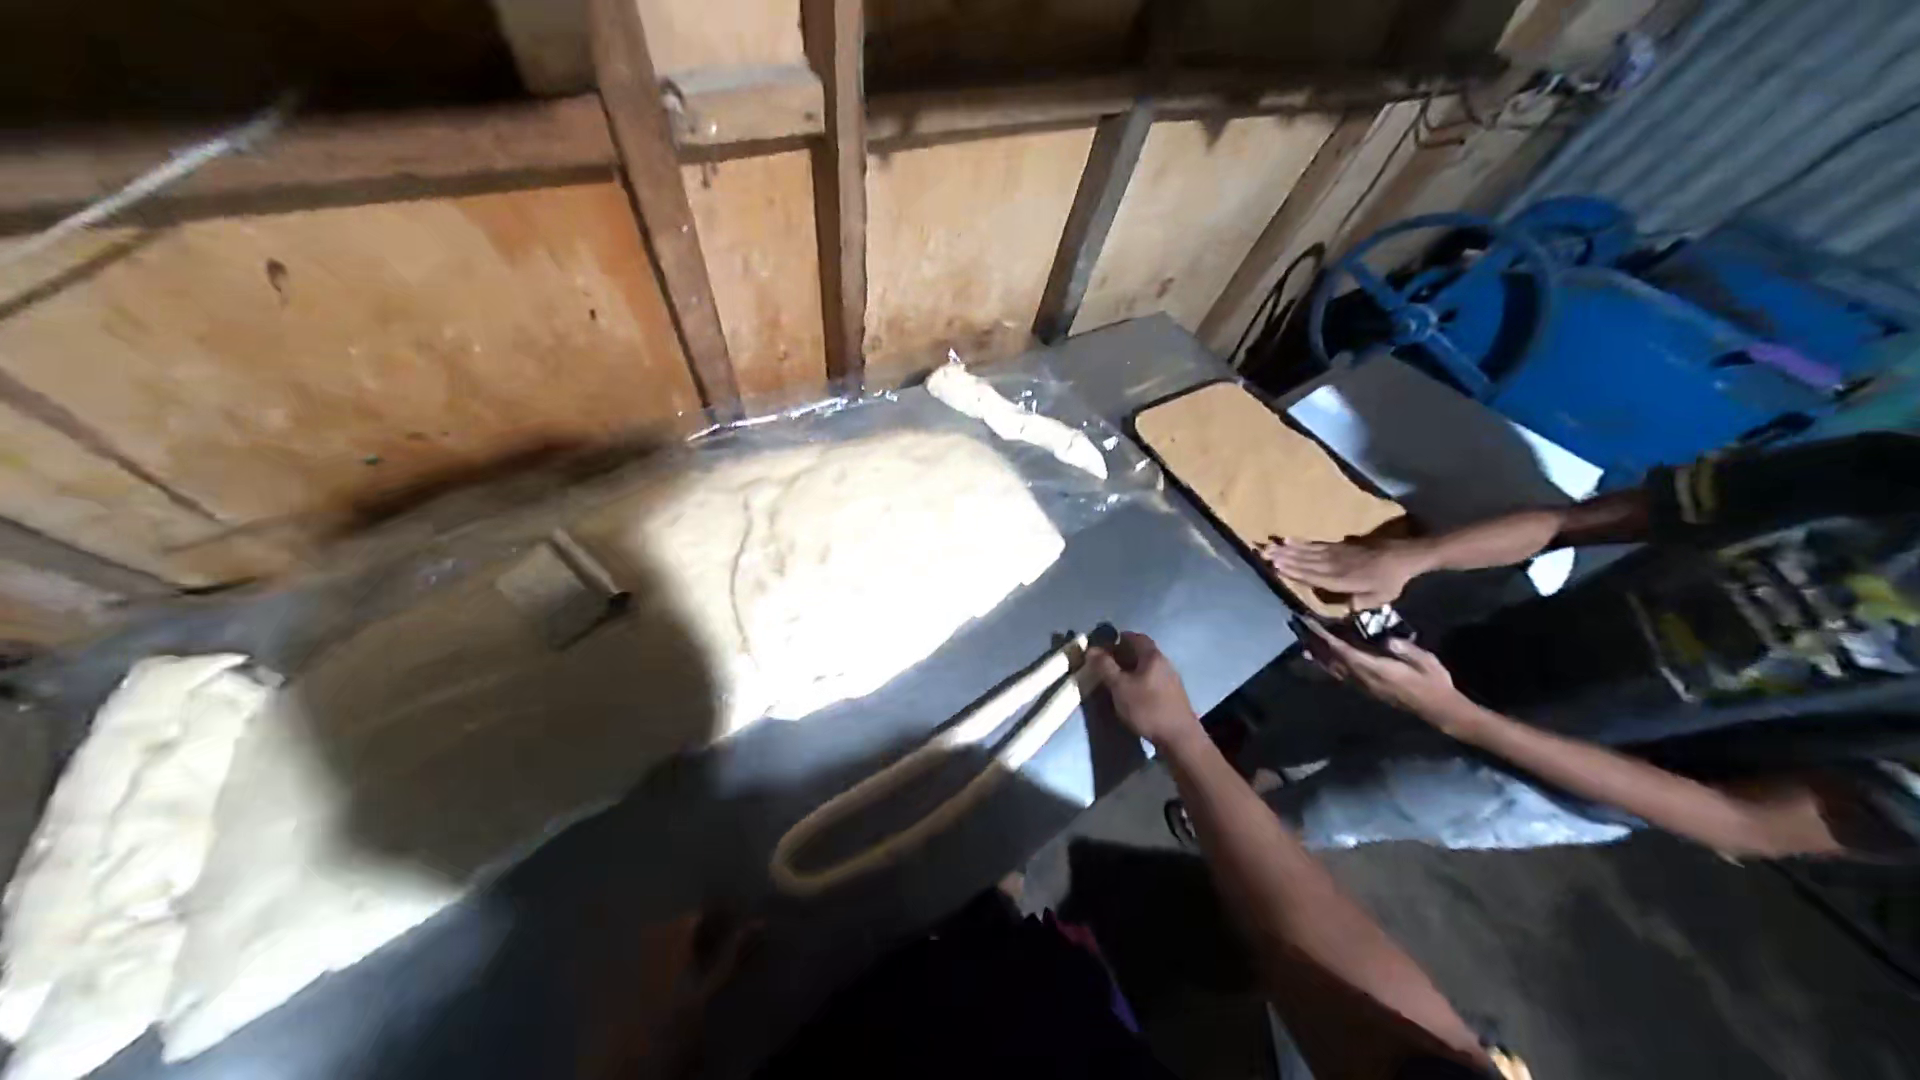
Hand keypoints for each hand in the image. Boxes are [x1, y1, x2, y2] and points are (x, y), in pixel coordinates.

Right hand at [1085, 631, 1201, 749]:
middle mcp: (1164, 663)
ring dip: (1131, 670)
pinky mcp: (1173, 695)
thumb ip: (1105, 666)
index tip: (1103, 649)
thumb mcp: (1119, 687)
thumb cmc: (1147, 708)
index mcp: (1152, 656)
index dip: (1118, 639)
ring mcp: (1171, 679)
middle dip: (1123, 655)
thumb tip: (1092, 649)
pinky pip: (1153, 679)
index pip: (1135, 637)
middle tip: (1106, 666)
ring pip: (1147, 667)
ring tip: (1116, 682)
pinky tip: (1133, 695)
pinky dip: (1140, 681)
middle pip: (1142, 651)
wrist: (1179, 738)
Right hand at [1260, 538, 1427, 608]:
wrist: (1404, 556)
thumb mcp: (1378, 598)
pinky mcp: (1338, 545)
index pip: (1313, 575)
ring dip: (1288, 549)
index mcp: (1342, 580)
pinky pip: (1316, 544)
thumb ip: (1356, 603)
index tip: (1276, 566)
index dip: (1295, 571)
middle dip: (1284, 557)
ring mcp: (1336, 553)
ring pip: (1308, 552)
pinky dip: (1301, 542)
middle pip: (1306, 561)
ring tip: (1270, 546)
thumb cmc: (1390, 581)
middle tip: (1264, 553)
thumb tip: (1339, 607)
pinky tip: (1290, 540)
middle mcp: (1335, 565)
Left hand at [1302, 623, 1474, 730]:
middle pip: (1331, 659)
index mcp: (1374, 669)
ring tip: (1303, 640)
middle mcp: (1362, 678)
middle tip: (1300, 627)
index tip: (1312, 624)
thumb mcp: (1425, 661)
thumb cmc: (1433, 683)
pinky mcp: (1364, 689)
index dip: (1325, 637)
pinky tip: (1319, 658)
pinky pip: (1339, 674)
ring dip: (1318, 654)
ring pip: (1332, 668)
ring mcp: (1362, 685)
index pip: (1343, 651)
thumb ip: (1403, 649)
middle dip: (1315, 643)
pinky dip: (1326, 664)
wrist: (1439, 710)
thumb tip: (1385, 639)